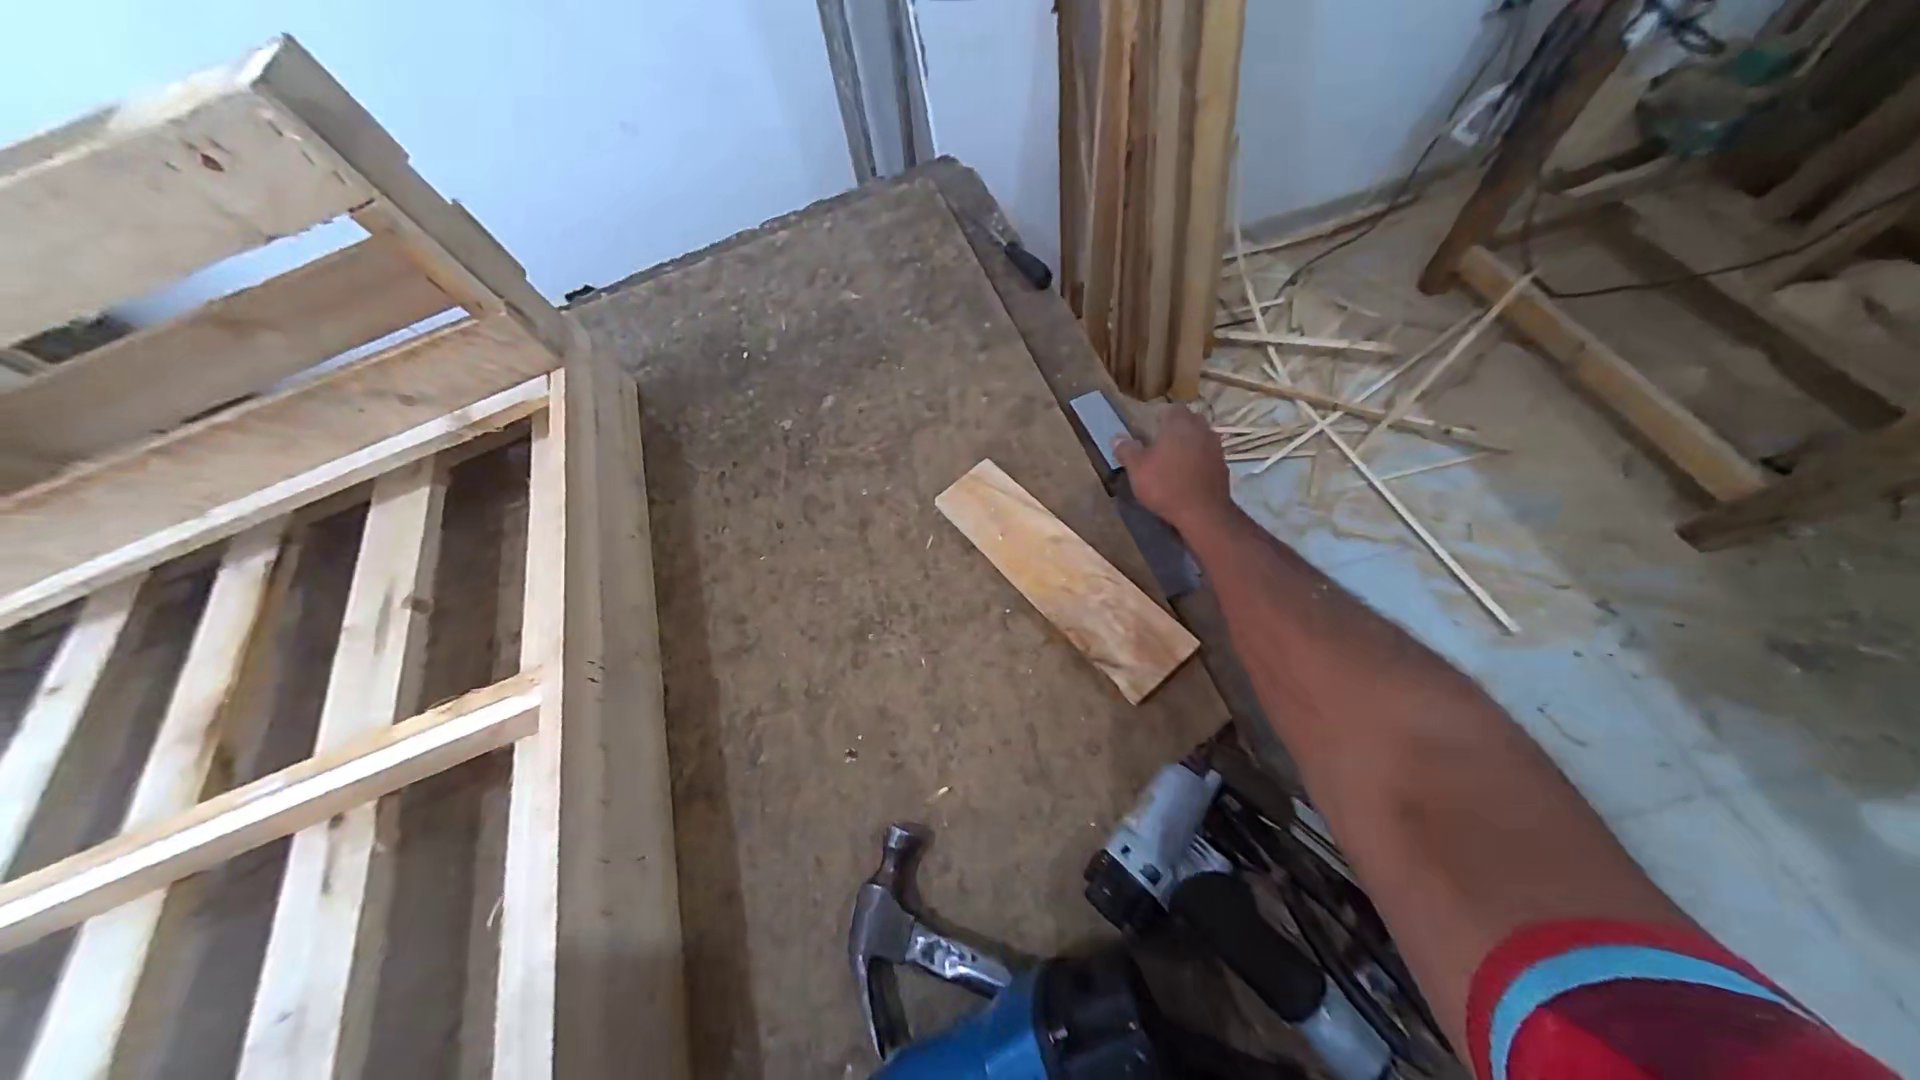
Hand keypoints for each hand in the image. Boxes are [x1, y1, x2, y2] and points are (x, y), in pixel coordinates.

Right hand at [1113, 407, 1232, 533]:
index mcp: (1180, 424)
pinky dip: (1198, 459)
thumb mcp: (1137, 469)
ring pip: (1200, 437)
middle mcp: (1201, 429)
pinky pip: (1207, 455)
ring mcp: (1216, 447)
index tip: (1149, 428)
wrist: (1203, 512)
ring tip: (1174, 458)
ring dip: (1188, 443)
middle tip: (1160, 441)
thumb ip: (1126, 450)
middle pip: (1188, 420)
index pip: (1171, 408)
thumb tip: (1117, 437)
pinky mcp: (1223, 465)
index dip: (1159, 416)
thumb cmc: (1165, 485)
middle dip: (1176, 428)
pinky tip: (1187, 473)